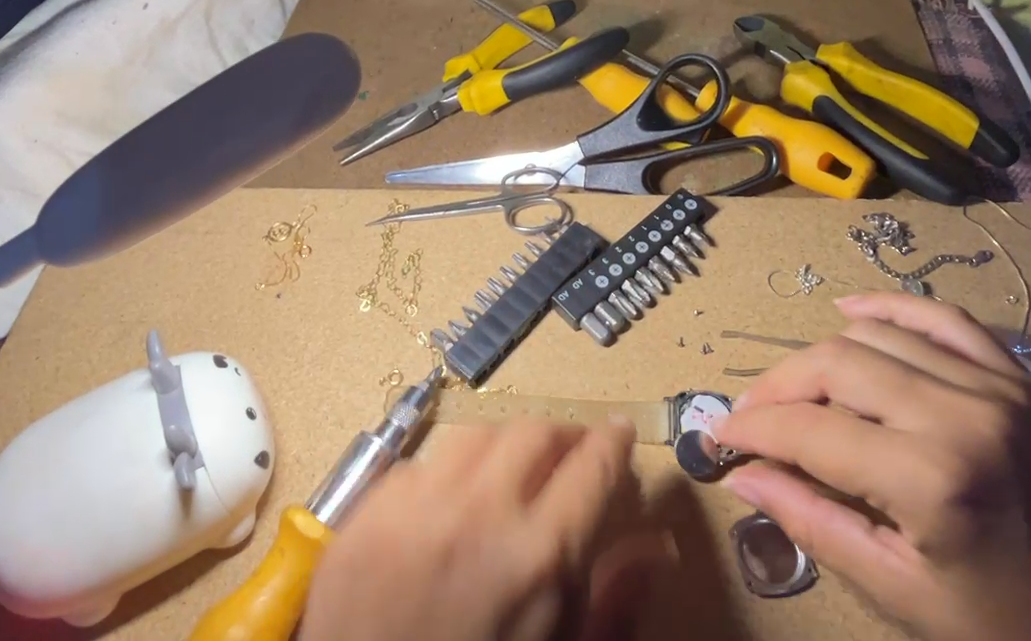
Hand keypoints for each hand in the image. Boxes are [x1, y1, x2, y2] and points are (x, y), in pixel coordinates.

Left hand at [301, 418, 663, 640]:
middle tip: (573, 449)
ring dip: (507, 443)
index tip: (620, 431)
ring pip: (477, 434)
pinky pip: (421, 464)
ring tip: (515, 466)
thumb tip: (661, 547)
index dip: (613, 442)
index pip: (591, 466)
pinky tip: (452, 500)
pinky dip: (448, 472)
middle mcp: (478, 512)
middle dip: (563, 434)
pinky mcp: (369, 510)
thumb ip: (614, 600)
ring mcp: (417, 504)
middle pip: (535, 433)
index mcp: (536, 556)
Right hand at [712, 293, 1030, 640]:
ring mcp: (994, 385)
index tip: (717, 435)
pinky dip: (888, 309)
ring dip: (819, 356)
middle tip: (749, 417)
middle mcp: (957, 413)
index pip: (809, 429)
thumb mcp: (904, 593)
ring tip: (792, 388)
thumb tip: (742, 477)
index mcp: (930, 480)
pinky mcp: (1018, 376)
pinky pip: (941, 318)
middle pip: (833, 365)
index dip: (752, 428)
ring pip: (875, 337)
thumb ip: (815, 523)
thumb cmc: (1018, 628)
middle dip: (776, 387)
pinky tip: (850, 313)